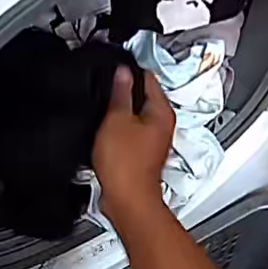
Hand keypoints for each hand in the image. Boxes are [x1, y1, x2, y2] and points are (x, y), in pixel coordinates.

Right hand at [92, 66, 175, 218]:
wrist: (126, 200)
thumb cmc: (126, 166)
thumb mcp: (116, 119)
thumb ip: (120, 92)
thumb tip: (122, 72)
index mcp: (162, 112)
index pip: (148, 77)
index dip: (129, 70)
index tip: (115, 67)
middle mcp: (162, 127)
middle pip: (143, 97)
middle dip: (124, 92)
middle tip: (106, 89)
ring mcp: (152, 143)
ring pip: (136, 117)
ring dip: (121, 113)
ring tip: (105, 111)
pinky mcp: (141, 156)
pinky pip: (129, 135)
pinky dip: (118, 131)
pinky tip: (106, 134)